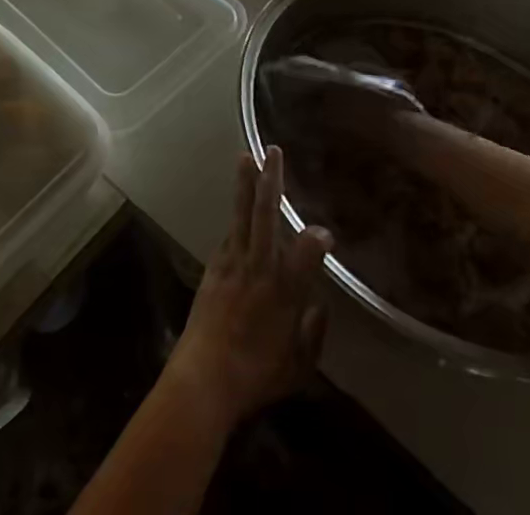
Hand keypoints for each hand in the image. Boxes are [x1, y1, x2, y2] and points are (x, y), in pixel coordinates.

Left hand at [165, 145, 332, 426]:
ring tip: (245, 158)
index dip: (316, 239)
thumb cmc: (257, 377)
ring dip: (244, 186)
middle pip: (264, 216)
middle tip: (272, 151)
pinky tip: (240, 210)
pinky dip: (236, 220)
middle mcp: (257, 270)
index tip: (325, 233)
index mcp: (283, 294)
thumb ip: (313, 333)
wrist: (203, 377)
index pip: (305, 253)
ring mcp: (230, 265)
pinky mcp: (213, 269)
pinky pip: (228, 237)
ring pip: (240, 217)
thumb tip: (318, 306)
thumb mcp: (299, 366)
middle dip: (270, 182)